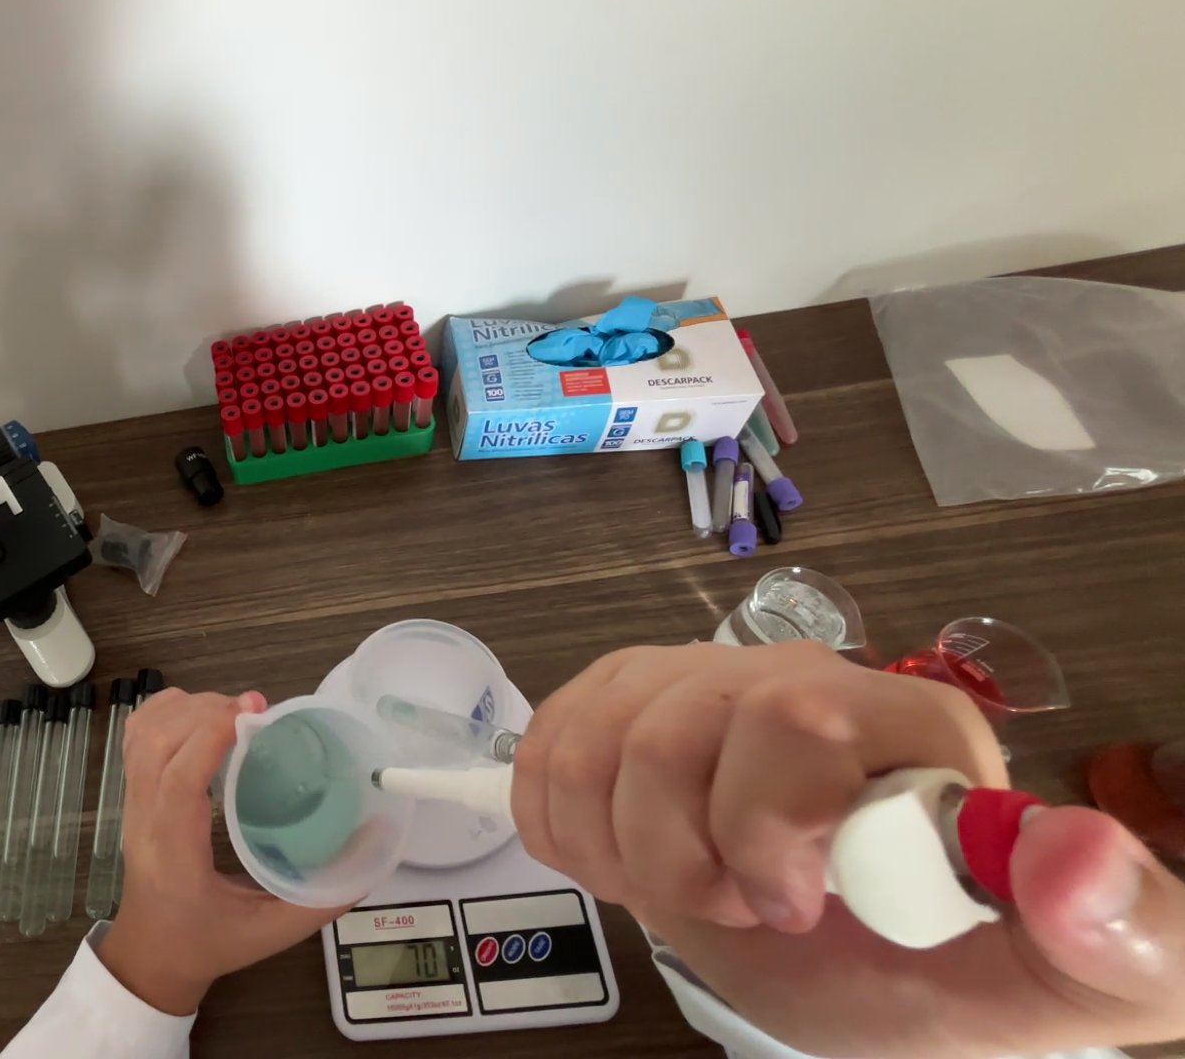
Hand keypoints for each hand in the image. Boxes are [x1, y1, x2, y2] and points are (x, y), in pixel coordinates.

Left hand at [98, 688, 349, 1013]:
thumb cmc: (209, 942)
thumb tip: (374, 841)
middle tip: (255, 711)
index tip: (254, 710)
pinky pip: (135, 734)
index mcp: (175, 854)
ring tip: (231, 712)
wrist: (151, 953)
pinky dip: (165, 710)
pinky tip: (199, 714)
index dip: (212, 735)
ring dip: (187, 707)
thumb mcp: (272, 931)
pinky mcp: (130, 788)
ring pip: (143, 732)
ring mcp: (130, 800)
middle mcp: (144, 818)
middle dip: (206, 712)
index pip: (178, 781)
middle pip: (157, 743)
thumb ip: (324, 895)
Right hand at [511, 641, 1184, 1057]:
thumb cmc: (901, 964)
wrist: (794, 945)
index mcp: (890, 717)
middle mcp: (772, 667)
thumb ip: (1121, 945)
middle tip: (721, 903)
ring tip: (669, 881)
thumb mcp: (1028, 994)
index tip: (781, 909)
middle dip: (672, 858)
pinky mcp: (599, 693)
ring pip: (585, 748)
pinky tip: (611, 849)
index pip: (792, 719)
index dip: (761, 823)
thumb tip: (1074, 846)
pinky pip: (540, 750)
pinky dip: (558, 825)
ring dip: (613, 851)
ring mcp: (669, 673)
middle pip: (663, 739)